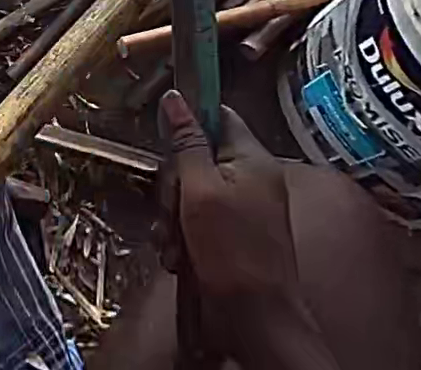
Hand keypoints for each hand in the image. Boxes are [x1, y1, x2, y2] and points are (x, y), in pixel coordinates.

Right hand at [156, 93, 301, 314]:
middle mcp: (250, 178)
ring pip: (190, 185)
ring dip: (172, 211)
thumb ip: (186, 141)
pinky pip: (195, 213)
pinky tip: (176, 252)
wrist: (255, 324)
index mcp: (252, 159)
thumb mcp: (198, 188)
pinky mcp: (231, 231)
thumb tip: (174, 97)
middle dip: (174, 181)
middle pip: (197, 153)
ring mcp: (242, 206)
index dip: (190, 118)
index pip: (219, 114)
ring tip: (173, 239)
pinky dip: (181, 230)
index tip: (165, 136)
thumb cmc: (231, 251)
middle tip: (172, 206)